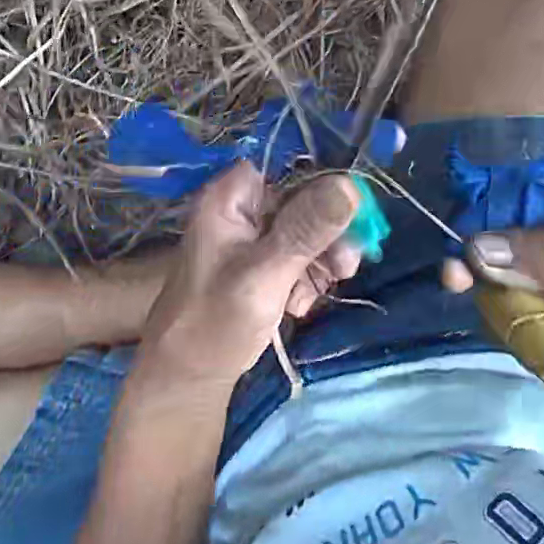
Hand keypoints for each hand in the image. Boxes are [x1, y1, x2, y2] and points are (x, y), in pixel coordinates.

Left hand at [137, 163, 360, 389]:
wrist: (188, 378)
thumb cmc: (214, 323)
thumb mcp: (264, 275)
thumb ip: (306, 230)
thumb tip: (350, 185)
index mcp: (231, 196)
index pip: (289, 165)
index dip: (326, 183)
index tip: (355, 214)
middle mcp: (243, 207)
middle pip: (305, 198)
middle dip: (329, 233)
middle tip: (344, 267)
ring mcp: (253, 234)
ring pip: (310, 228)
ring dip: (322, 260)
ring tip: (311, 295)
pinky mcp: (263, 260)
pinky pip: (302, 253)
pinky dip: (309, 276)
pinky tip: (299, 304)